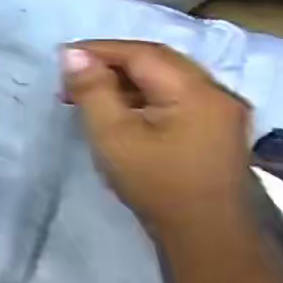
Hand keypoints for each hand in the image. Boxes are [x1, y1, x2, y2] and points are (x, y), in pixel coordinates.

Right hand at [62, 40, 252, 235]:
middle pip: (158, 60)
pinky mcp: (216, 128)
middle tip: (71, 73)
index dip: (99, 49)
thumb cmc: (155, 181)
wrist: (206, 233)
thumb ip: (93, 90)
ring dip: (125, 76)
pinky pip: (175, 94)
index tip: (61, 58)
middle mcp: (217, 93)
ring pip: (167, 76)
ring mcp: (221, 112)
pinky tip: (118, 107)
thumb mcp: (112, 134)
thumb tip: (72, 55)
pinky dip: (142, 92)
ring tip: (88, 91)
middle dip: (111, 60)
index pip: (142, 53)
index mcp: (195, 91)